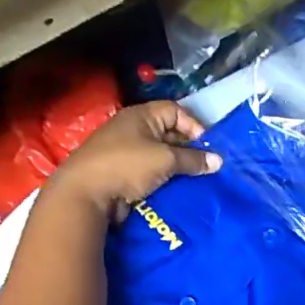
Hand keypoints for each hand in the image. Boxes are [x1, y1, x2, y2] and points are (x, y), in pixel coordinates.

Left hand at [47, 101, 220, 219]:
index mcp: (141, 116)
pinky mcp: (122, 175)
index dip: (193, 125)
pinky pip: (149, 174)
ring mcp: (125, 153)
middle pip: (168, 134)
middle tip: (206, 166)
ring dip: (176, 168)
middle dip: (188, 149)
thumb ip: (193, 160)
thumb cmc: (127, 165)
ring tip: (194, 181)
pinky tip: (176, 191)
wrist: (86, 193)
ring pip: (160, 156)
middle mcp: (133, 130)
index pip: (175, 111)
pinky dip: (163, 181)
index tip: (207, 146)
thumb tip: (218, 161)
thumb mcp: (165, 160)